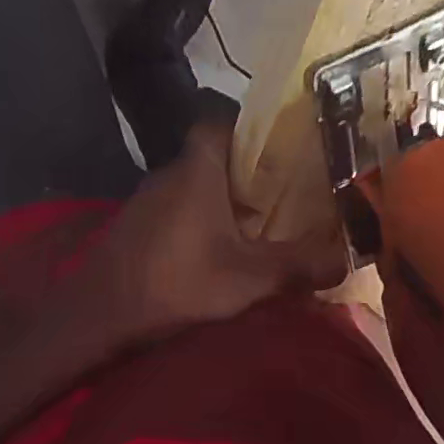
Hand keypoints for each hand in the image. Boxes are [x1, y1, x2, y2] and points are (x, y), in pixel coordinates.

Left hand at [48, 119, 345, 355]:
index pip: (218, 125)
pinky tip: (220, 253)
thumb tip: (346, 260)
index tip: (282, 151)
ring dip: (225, 203)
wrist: (97, 317)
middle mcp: (169, 177)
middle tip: (287, 196)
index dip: (250, 131)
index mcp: (197, 174)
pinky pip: (180, 212)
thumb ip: (299, 266)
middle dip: (248, 175)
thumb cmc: (176, 285)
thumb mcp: (249, 279)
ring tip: (261, 228)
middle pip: (214, 159)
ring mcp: (148, 203)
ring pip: (197, 188)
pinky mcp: (137, 228)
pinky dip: (203, 223)